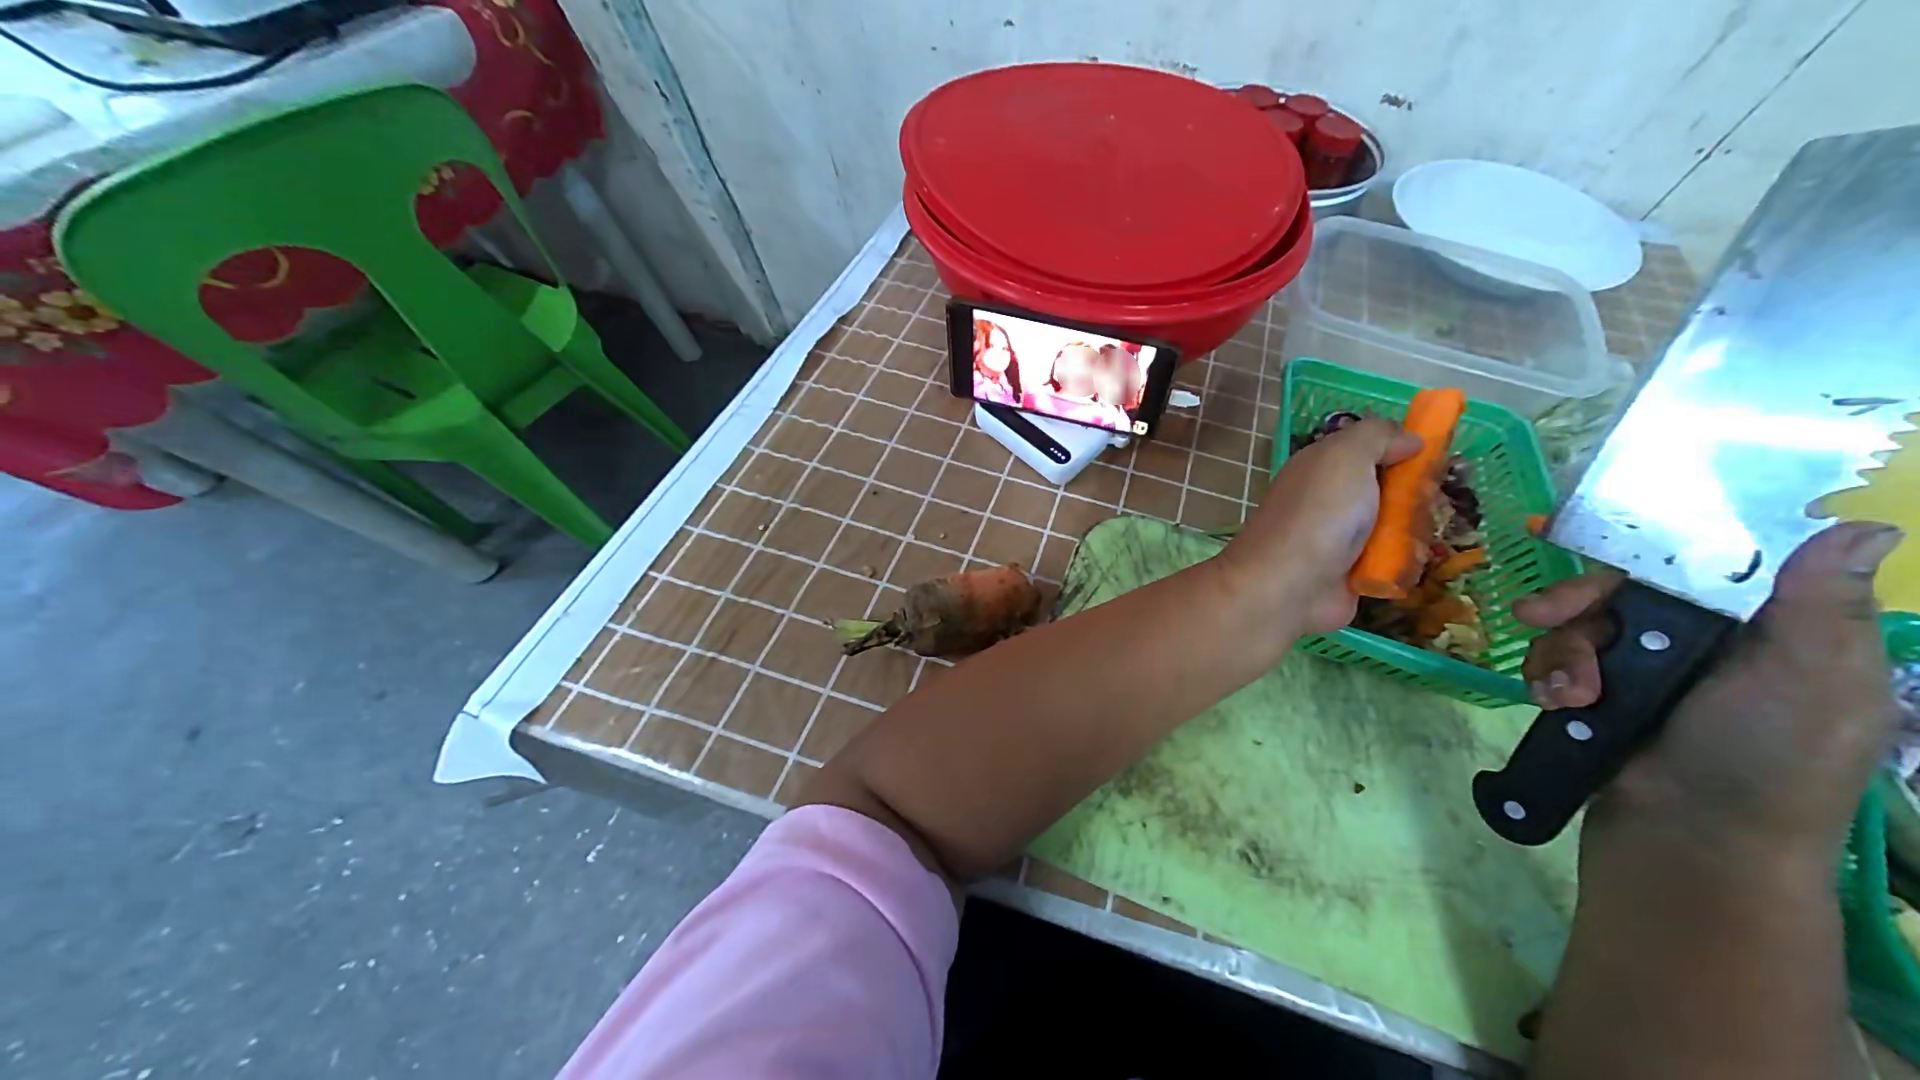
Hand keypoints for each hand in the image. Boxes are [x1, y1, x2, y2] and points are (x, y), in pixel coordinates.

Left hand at [1217, 417, 1422, 636]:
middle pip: (1388, 488)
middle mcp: (1328, 500)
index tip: (1432, 457)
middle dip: (1415, 493)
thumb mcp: (1346, 456)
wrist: (1288, 584)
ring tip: (1420, 533)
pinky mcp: (1353, 573)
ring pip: (1396, 525)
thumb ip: (1377, 437)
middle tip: (1428, 499)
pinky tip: (1410, 562)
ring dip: (1414, 529)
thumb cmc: (1319, 512)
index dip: (1402, 450)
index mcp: (1320, 466)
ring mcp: (1340, 538)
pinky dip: (1405, 562)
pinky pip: (1393, 561)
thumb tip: (1409, 439)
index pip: (1369, 449)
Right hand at [1515, 522, 1902, 854]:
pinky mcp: (1596, 701)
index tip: (1605, 564)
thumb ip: (1821, 604)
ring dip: (1559, 656)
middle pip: (1618, 594)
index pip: (1694, 566)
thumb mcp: (1811, 679)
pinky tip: (1555, 704)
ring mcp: (1641, 675)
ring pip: (1577, 630)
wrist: (1694, 841)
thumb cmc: (1767, 757)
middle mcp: (1698, 645)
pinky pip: (1554, 666)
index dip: (1645, 554)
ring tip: (1568, 697)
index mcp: (1762, 630)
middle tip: (1536, 616)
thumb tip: (1866, 525)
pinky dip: (1545, 679)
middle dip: (1572, 604)